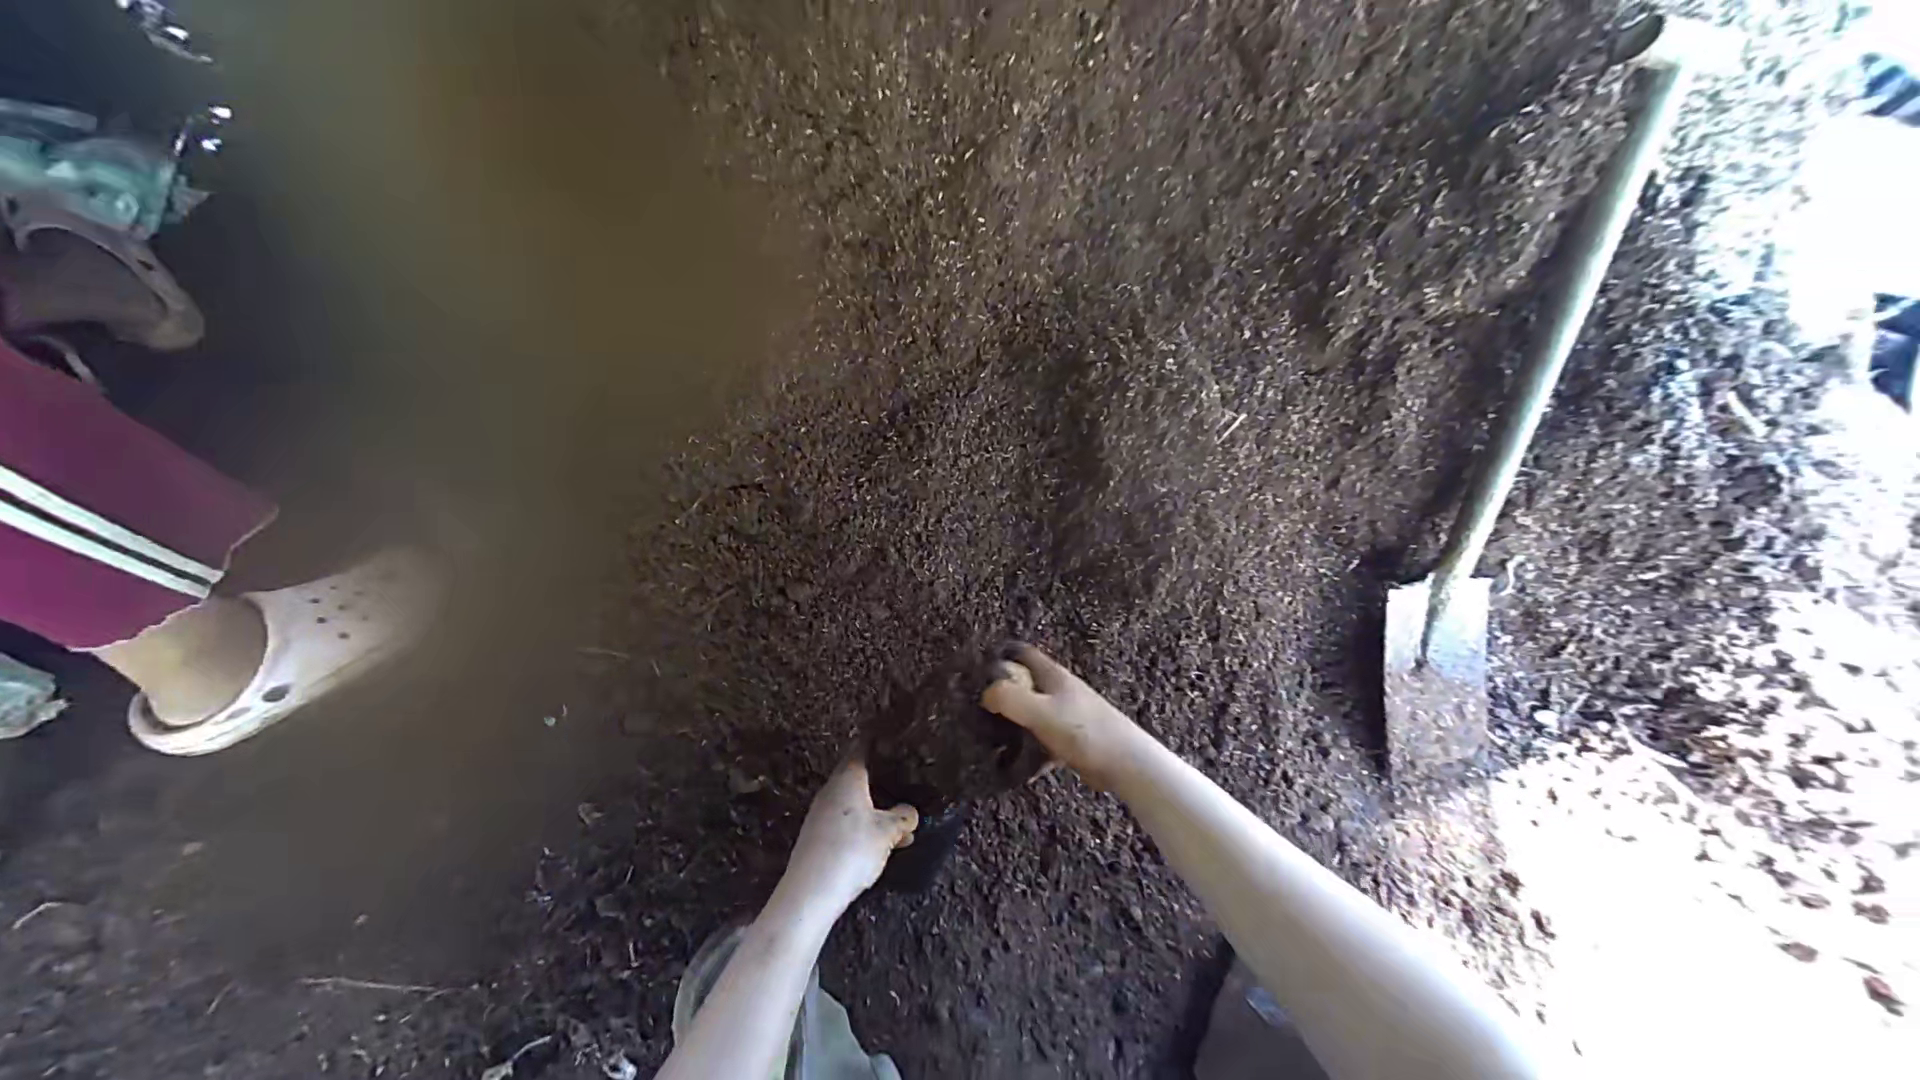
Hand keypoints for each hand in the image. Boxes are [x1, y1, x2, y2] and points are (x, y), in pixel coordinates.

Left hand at [783, 756, 918, 909]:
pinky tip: (879, 844)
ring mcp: (821, 813)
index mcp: (847, 778)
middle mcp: (831, 790)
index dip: (877, 741)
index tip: (892, 738)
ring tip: (900, 825)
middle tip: (903, 781)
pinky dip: (863, 825)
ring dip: (875, 808)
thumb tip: (909, 812)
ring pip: (853, 801)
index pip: (862, 748)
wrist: (809, 893)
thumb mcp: (887, 832)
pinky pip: (845, 821)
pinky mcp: (817, 835)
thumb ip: (903, 817)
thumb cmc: (851, 851)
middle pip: (857, 775)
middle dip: (880, 779)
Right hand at [981, 643, 1144, 789]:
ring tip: (991, 737)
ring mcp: (1067, 715)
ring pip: (1033, 712)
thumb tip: (986, 694)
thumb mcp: (1040, 711)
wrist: (1125, 763)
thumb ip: (1009, 698)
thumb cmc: (1083, 730)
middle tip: (978, 708)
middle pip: (1025, 683)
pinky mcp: (1071, 739)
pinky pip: (1042, 740)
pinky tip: (1017, 766)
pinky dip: (1029, 749)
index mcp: (1053, 676)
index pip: (1023, 653)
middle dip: (1004, 693)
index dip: (1001, 656)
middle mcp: (1059, 690)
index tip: (978, 671)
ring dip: (1015, 723)